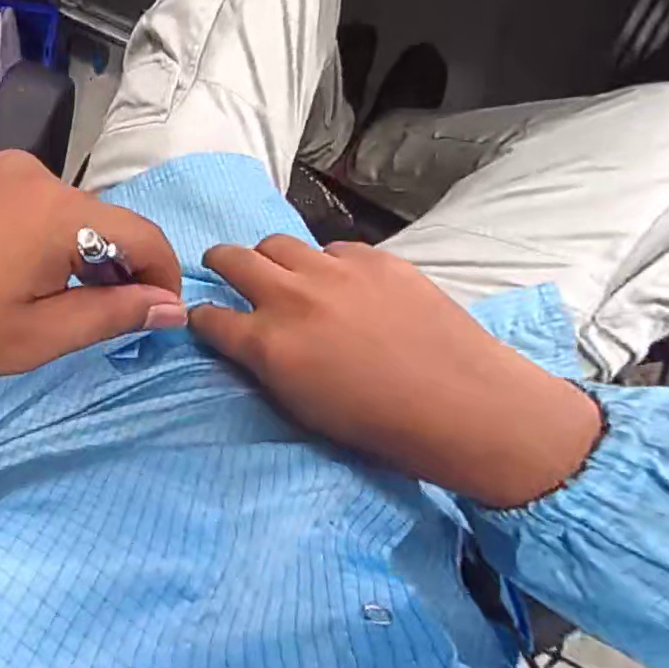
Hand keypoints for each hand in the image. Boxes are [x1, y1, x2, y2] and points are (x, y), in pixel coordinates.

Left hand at [0, 150, 185, 384]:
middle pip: (104, 221)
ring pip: (67, 216)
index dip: (162, 277)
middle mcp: (33, 174)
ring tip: (47, 308)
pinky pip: (30, 208)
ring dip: (76, 258)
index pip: (144, 234)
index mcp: (56, 212)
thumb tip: (169, 304)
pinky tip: (13, 280)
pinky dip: (41, 243)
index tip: (157, 316)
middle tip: (96, 323)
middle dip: (115, 270)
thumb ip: (109, 314)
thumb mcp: (31, 338)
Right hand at [189, 236, 599, 508]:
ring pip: (276, 243)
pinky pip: (332, 248)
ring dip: (268, 257)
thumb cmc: (375, 425)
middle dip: (217, 263)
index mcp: (267, 343)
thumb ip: (261, 363)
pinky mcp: (377, 260)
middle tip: (221, 268)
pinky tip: (343, 284)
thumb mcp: (297, 405)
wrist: (468, 409)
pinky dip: (325, 263)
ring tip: (281, 272)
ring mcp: (335, 272)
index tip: (206, 320)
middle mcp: (291, 298)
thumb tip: (247, 338)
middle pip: (230, 259)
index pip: (208, 316)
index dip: (200, 317)